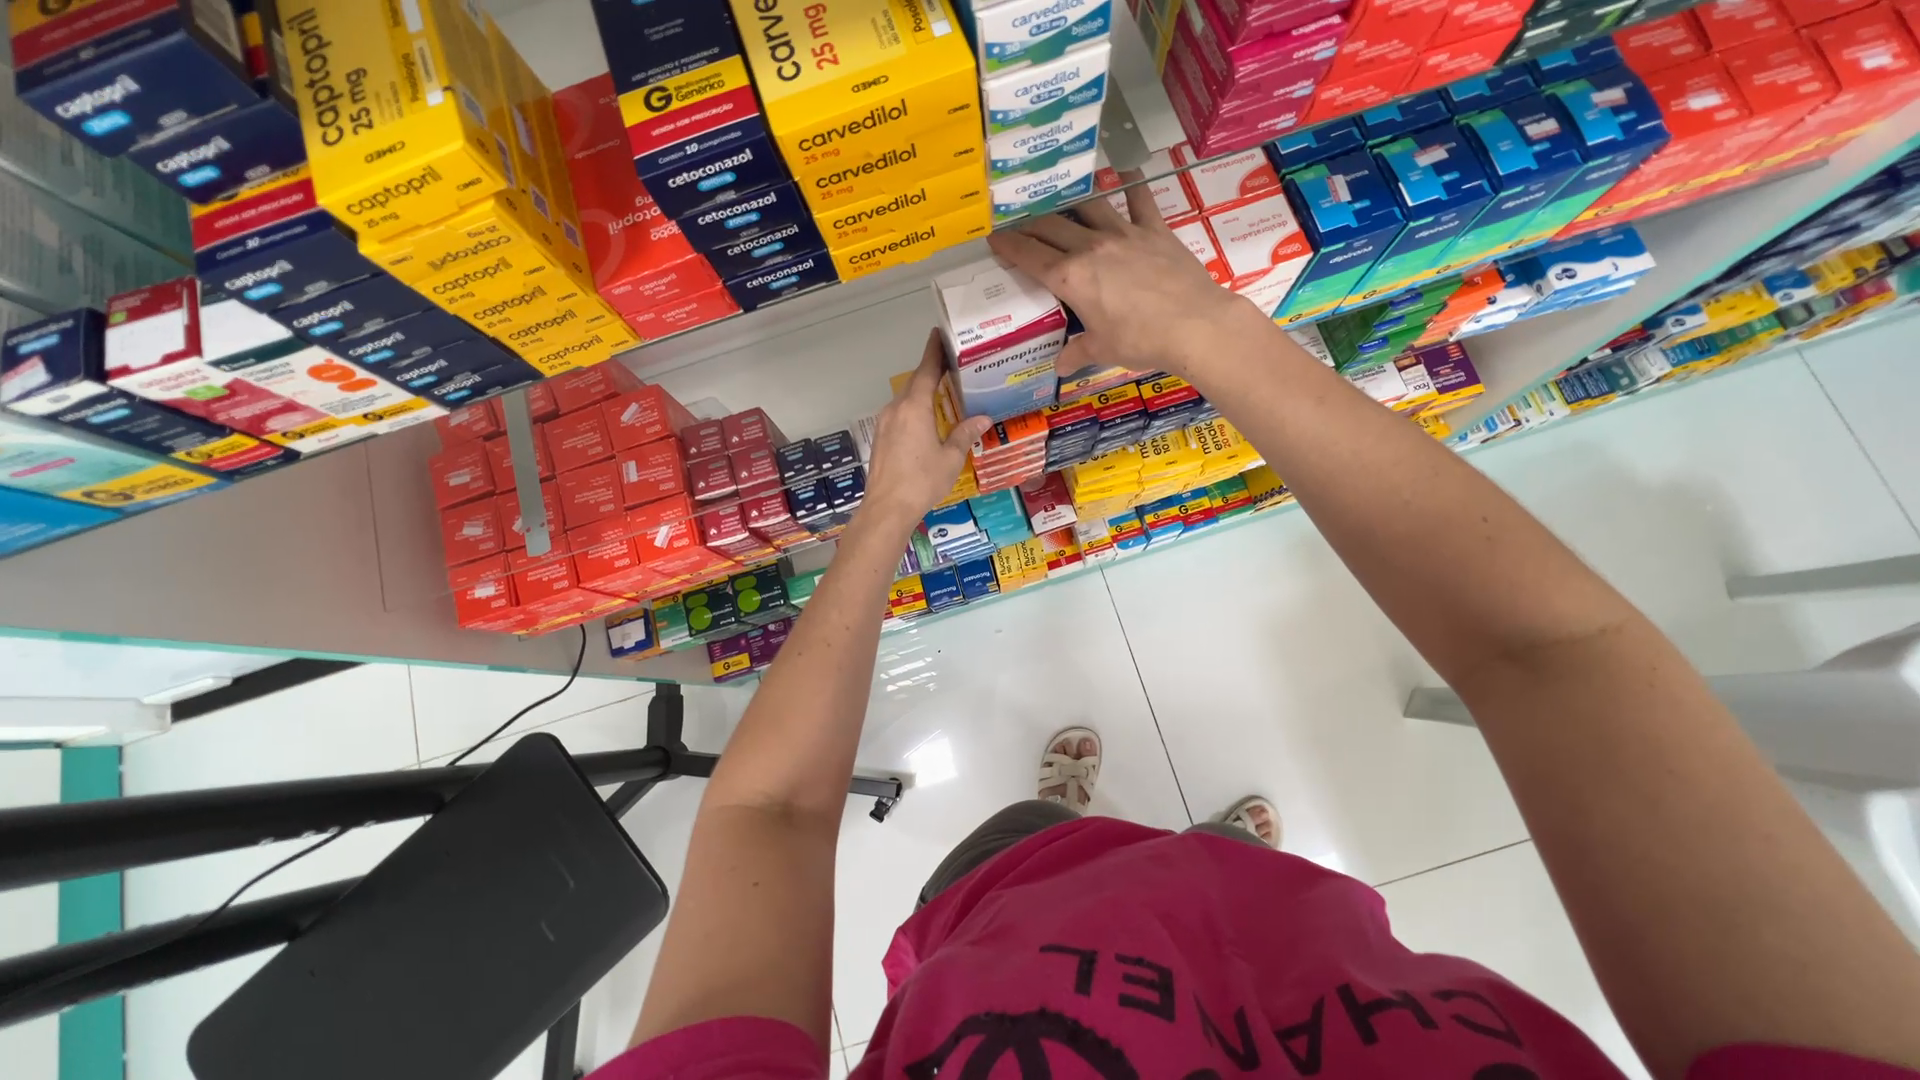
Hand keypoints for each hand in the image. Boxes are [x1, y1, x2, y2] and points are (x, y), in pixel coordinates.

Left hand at [861, 331, 991, 526]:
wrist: (887, 508)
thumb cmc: (922, 481)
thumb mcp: (951, 458)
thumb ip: (965, 434)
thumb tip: (984, 418)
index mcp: (915, 408)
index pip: (926, 370)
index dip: (934, 351)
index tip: (939, 334)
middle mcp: (896, 410)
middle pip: (915, 384)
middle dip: (931, 372)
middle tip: (951, 365)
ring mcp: (885, 424)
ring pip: (906, 400)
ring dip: (922, 394)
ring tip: (943, 392)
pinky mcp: (881, 439)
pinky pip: (900, 416)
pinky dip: (914, 410)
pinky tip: (927, 420)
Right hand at [985, 174, 1264, 382]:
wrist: (1194, 324)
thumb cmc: (1141, 341)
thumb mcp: (1103, 350)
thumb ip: (1078, 352)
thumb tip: (1061, 365)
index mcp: (1070, 278)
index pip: (1030, 256)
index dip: (1008, 246)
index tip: (994, 238)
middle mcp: (1091, 248)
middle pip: (1051, 227)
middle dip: (1030, 224)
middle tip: (1020, 224)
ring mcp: (1124, 233)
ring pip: (1088, 206)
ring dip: (1071, 203)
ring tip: (1062, 202)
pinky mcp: (1155, 230)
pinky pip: (1139, 201)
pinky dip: (1130, 186)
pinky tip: (1126, 174)